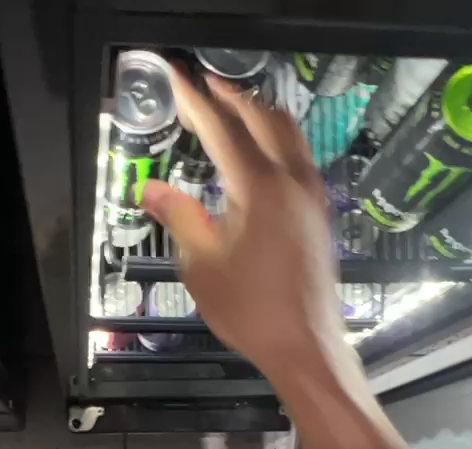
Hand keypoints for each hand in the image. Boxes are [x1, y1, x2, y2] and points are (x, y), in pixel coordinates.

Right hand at [141, 67, 354, 389]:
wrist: (304, 344)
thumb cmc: (250, 312)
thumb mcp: (202, 267)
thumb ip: (180, 218)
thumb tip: (152, 189)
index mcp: (260, 189)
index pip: (223, 130)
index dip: (196, 103)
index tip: (177, 81)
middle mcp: (292, 182)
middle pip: (263, 119)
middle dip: (232, 99)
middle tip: (205, 89)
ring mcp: (312, 198)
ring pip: (290, 135)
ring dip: (261, 116)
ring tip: (235, 111)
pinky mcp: (320, 216)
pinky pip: (301, 160)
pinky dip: (279, 142)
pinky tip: (265, 157)